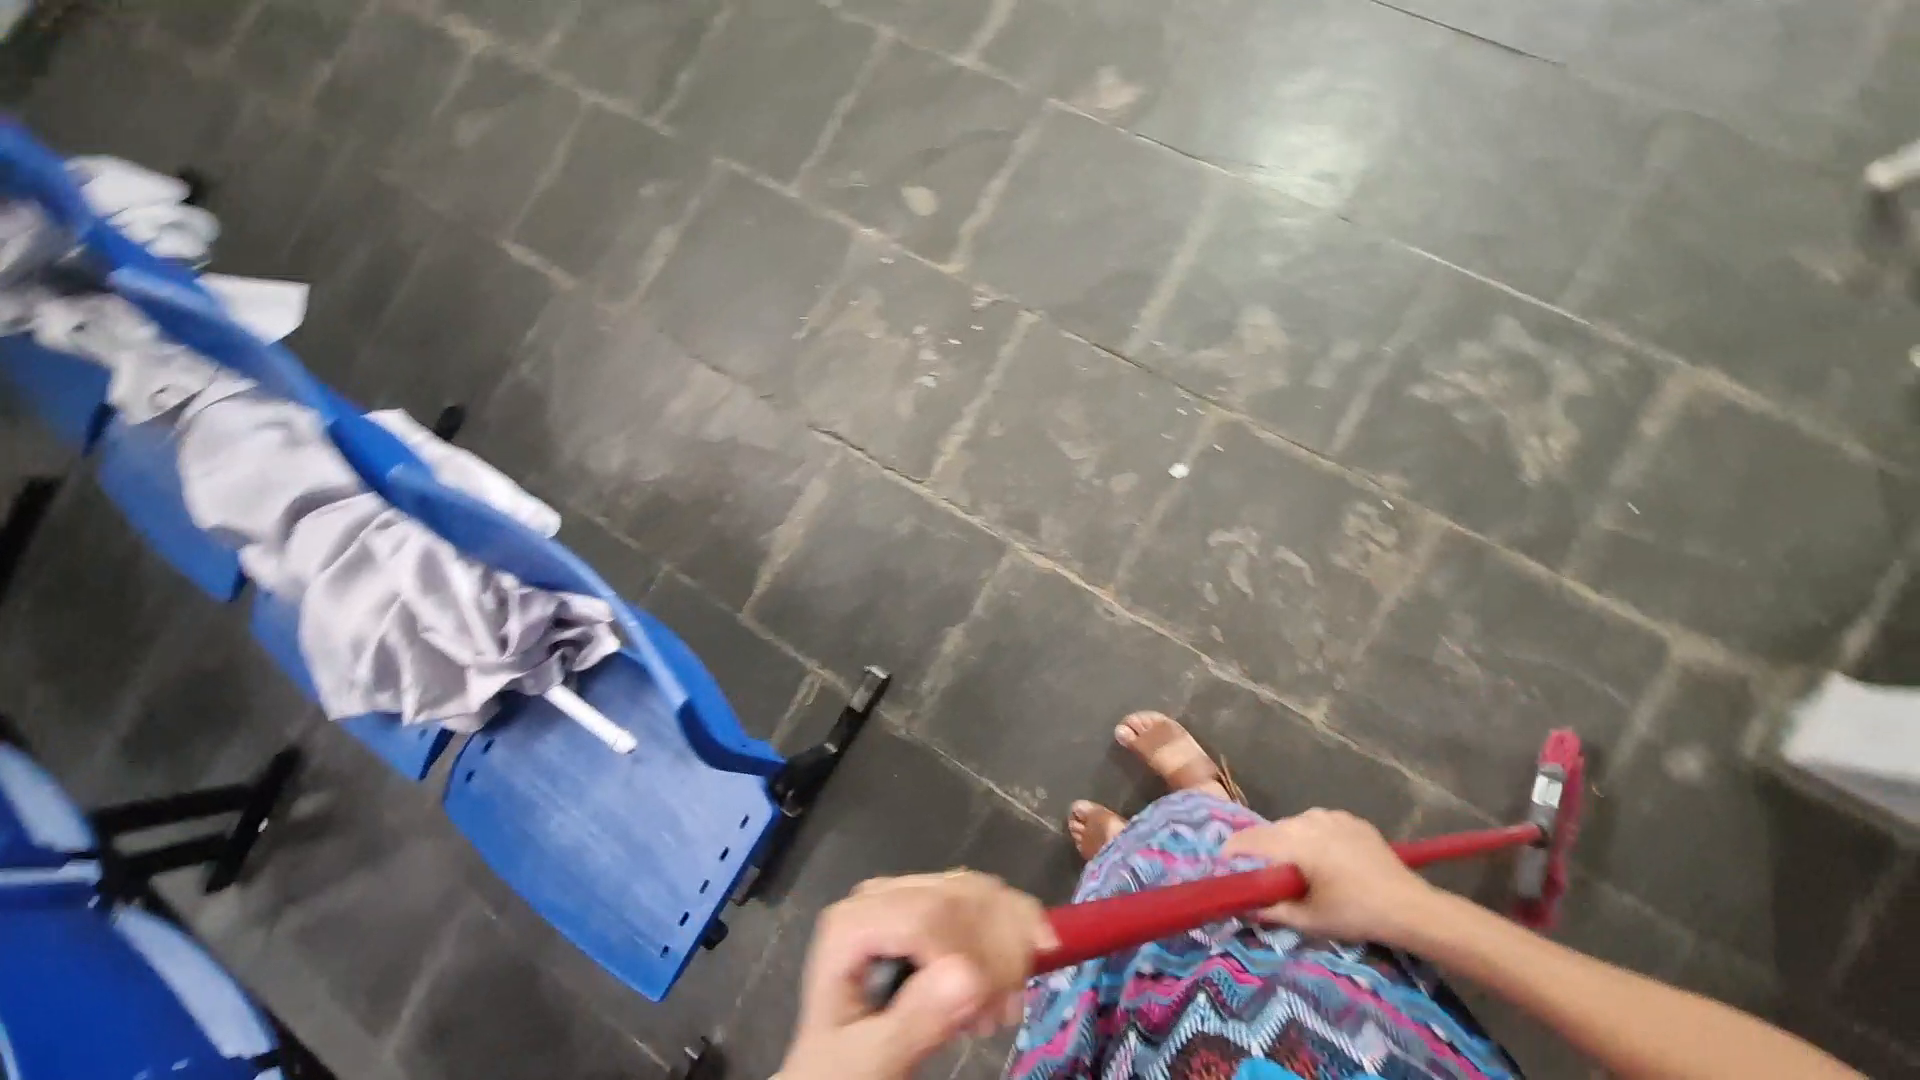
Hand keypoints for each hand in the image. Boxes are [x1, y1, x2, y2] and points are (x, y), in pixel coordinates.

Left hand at [780, 871, 1053, 1079]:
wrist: (837, 1065)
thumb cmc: (845, 1065)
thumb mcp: (870, 1059)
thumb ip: (914, 1021)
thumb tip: (968, 975)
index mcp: (852, 924)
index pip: (925, 916)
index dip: (971, 954)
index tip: (993, 1008)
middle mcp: (877, 896)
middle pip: (955, 899)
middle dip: (996, 952)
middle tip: (1008, 1013)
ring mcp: (903, 896)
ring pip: (975, 894)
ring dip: (1007, 944)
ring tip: (1004, 1007)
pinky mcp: (926, 906)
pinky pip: (979, 900)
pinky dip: (1007, 935)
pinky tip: (1008, 984)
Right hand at [1221, 808, 1440, 944]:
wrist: (1410, 907)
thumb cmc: (1355, 914)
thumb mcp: (1308, 919)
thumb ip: (1271, 910)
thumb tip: (1243, 906)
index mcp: (1294, 841)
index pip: (1248, 839)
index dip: (1231, 853)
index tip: (1225, 869)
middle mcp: (1307, 819)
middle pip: (1271, 832)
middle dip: (1264, 852)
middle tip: (1268, 878)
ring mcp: (1331, 815)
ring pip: (1295, 826)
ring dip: (1290, 844)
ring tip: (1302, 871)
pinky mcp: (1351, 818)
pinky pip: (1320, 825)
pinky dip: (1316, 839)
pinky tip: (1330, 862)